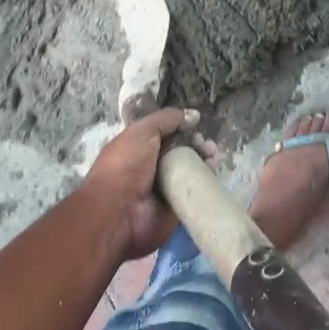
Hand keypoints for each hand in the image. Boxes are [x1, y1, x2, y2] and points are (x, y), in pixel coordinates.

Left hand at [79, 103, 212, 261]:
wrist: (116, 214)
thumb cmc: (125, 166)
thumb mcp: (142, 131)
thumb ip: (167, 119)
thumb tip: (194, 116)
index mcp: (139, 147)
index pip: (166, 133)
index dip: (182, 127)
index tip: (196, 125)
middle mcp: (152, 166)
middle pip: (181, 150)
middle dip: (196, 144)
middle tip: (207, 145)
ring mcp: (164, 188)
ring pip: (190, 169)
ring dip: (203, 160)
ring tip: (212, 156)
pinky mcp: (175, 207)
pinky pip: (193, 190)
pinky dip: (204, 180)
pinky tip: (211, 171)